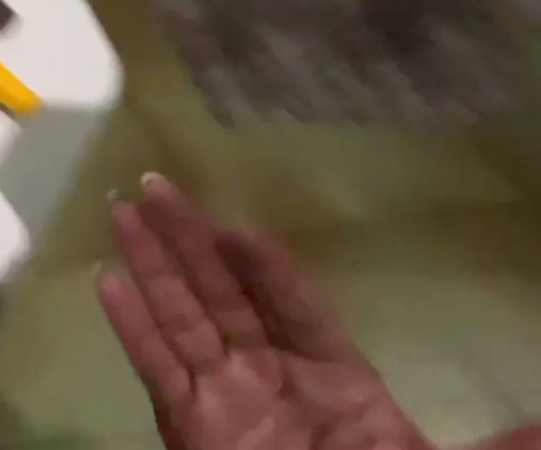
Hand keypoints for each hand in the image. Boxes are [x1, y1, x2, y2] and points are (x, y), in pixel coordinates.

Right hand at [97, 175, 429, 449]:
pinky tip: (105, 282)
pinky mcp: (187, 421)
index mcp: (338, 382)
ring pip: (181, 316)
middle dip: (188, 238)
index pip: (296, 308)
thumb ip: (502, 448)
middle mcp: (272, 374)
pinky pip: (156, 367)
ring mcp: (225, 395)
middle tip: (156, 184)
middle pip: (224, 294)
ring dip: (149, 263)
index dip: (267, 268)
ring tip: (122, 212)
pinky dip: (129, 327)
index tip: (238, 225)